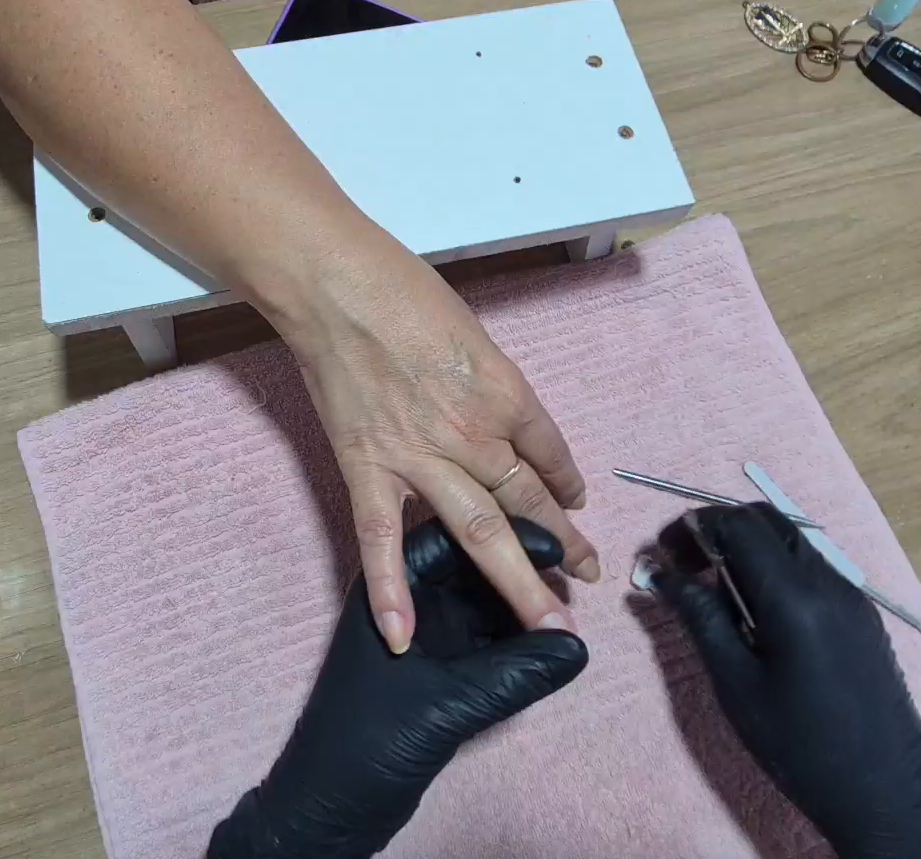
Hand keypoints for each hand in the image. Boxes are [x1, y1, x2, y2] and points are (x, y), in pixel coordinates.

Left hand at [208, 518, 587, 858]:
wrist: (330, 810)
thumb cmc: (368, 743)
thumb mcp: (445, 706)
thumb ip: (512, 675)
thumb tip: (577, 646)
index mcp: (389, 586)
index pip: (451, 540)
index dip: (503, 537)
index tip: (553, 549)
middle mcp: (407, 597)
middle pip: (471, 565)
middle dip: (519, 569)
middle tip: (570, 576)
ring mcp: (423, 631)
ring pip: (481, 601)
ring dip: (521, 603)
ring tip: (567, 607)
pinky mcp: (438, 663)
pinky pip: (484, 635)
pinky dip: (514, 635)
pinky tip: (547, 640)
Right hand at [281, 248, 600, 653]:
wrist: (335, 285)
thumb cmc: (406, 290)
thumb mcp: (470, 331)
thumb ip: (489, 383)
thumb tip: (497, 415)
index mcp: (506, 393)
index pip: (549, 452)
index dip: (566, 480)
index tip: (573, 500)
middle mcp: (475, 435)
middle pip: (528, 501)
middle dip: (563, 543)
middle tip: (586, 577)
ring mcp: (420, 459)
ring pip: (479, 532)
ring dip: (518, 579)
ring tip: (548, 620)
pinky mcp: (368, 470)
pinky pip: (382, 540)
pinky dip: (391, 589)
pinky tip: (404, 636)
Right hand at [653, 506, 920, 858]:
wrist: (889, 799)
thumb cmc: (799, 745)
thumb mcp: (734, 683)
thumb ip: (698, 616)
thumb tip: (661, 573)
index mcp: (794, 597)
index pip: (737, 525)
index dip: (694, 527)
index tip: (666, 554)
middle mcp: (828, 581)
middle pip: (765, 520)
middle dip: (719, 528)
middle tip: (687, 564)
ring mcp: (850, 596)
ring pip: (789, 540)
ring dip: (746, 547)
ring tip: (717, 590)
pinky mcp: (861, 614)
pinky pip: (809, 567)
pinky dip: (772, 567)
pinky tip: (756, 612)